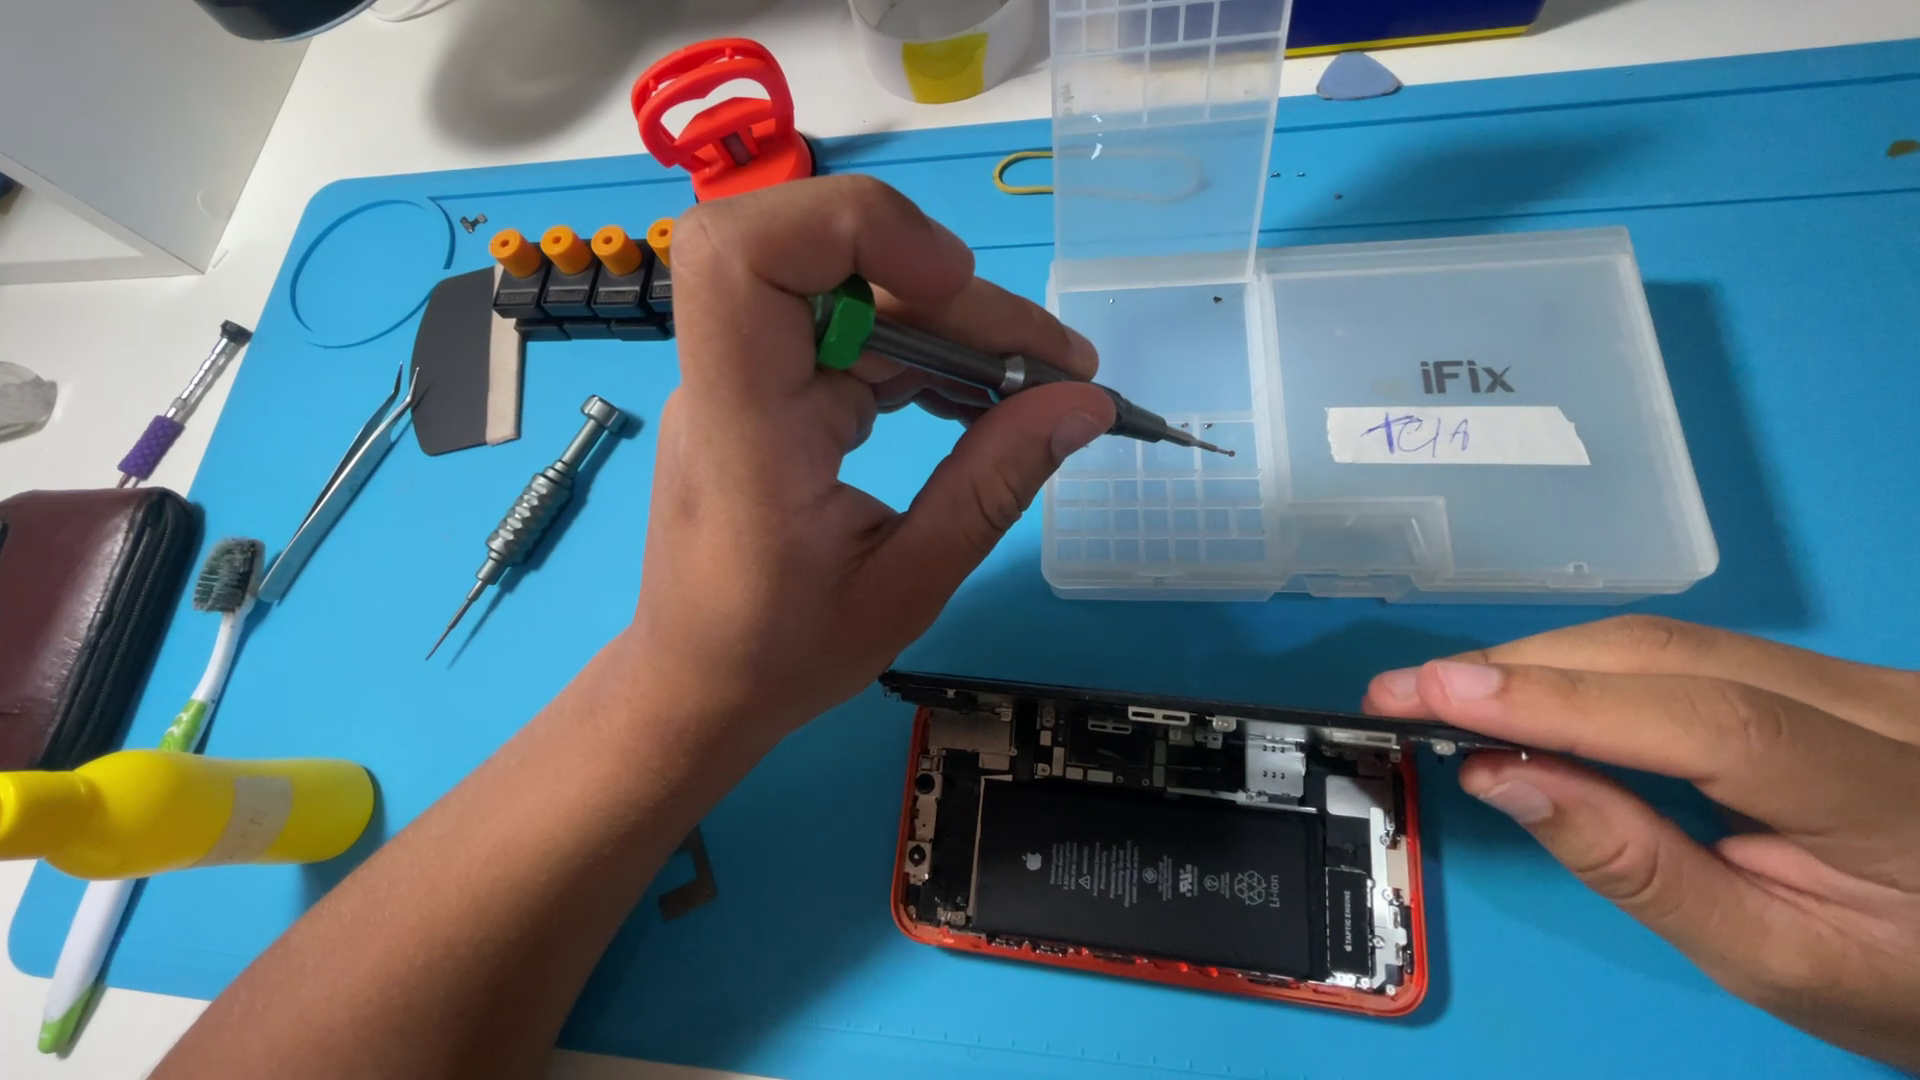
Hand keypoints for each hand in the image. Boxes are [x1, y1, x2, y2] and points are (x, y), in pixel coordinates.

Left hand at [627, 176, 1115, 742]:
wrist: (702, 685)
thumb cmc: (787, 653)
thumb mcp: (908, 585)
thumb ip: (993, 487)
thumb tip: (1083, 405)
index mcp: (746, 429)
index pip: (744, 256)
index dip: (851, 228)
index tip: (952, 283)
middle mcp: (731, 383)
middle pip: (829, 264)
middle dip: (953, 297)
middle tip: (1053, 366)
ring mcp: (748, 383)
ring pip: (853, 298)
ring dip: (953, 328)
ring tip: (1036, 385)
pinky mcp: (770, 396)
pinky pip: (850, 341)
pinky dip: (925, 356)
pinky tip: (979, 400)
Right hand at [1363, 616, 1919, 1070]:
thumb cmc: (1898, 980)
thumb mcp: (1769, 958)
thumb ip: (1632, 864)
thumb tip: (1491, 772)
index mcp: (1893, 799)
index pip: (1708, 722)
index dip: (1557, 700)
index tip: (1433, 694)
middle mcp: (1883, 706)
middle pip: (1659, 656)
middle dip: (1513, 669)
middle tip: (1400, 692)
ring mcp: (1854, 673)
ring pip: (1653, 639)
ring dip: (1529, 662)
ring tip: (1438, 693)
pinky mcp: (1816, 668)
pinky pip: (1669, 648)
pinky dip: (1571, 666)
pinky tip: (1518, 688)